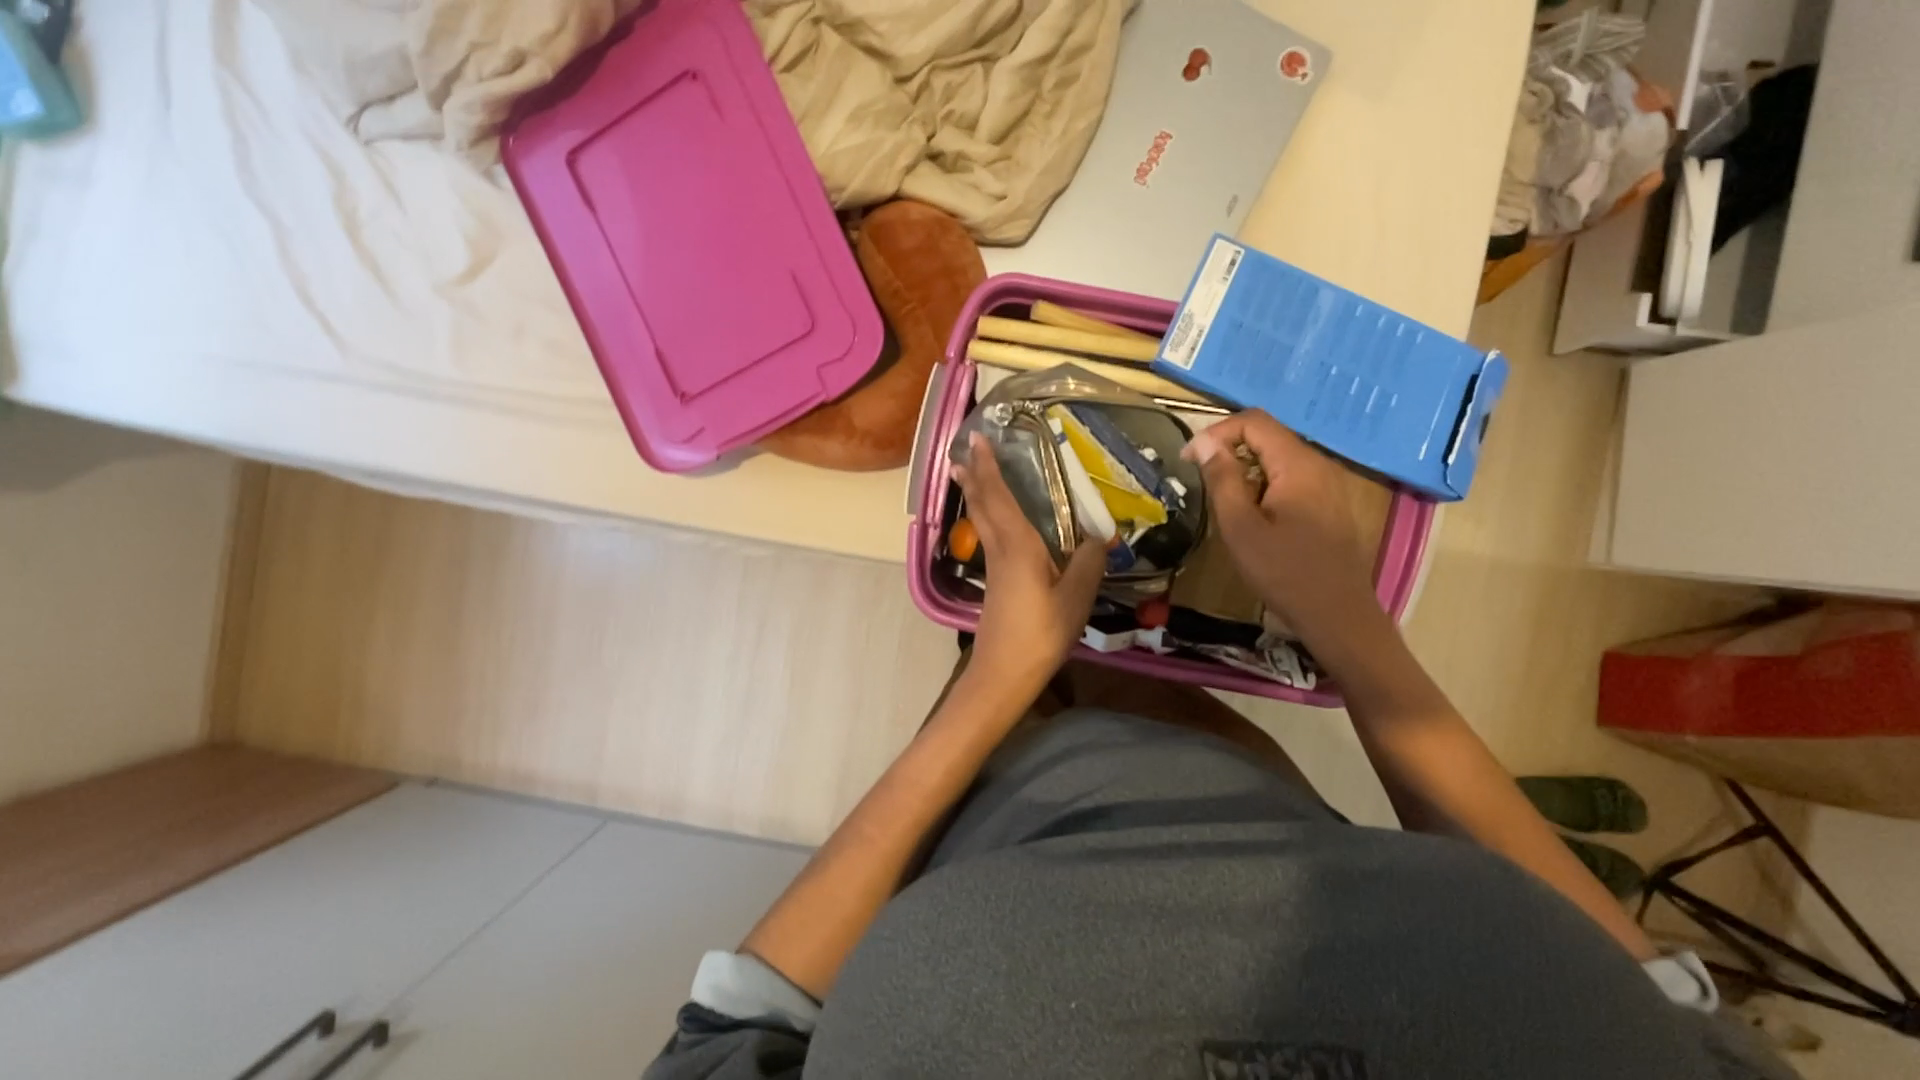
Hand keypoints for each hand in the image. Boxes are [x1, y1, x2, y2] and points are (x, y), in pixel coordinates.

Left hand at [951, 432, 1106, 696]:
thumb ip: (1088, 561)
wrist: (1004, 674)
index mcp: (1018, 546)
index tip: (976, 440)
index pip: (999, 497)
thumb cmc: (1040, 633)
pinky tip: (997, 526)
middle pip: (982, 506)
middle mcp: (1000, 550)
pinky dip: (987, 518)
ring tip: (969, 477)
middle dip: (974, 477)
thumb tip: (1102, 533)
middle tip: (964, 452)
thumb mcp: (1076, 597)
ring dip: (976, 496)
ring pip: (981, 522)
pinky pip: (990, 539)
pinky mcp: (996, 585)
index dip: (988, 467)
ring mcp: (995, 569)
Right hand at [1181, 411, 1380, 643]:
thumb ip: (1222, 479)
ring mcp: (1328, 484)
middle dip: (1229, 448)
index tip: (1188, 461)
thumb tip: (1203, 443)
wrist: (1337, 615)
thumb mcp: (1240, 527)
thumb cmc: (1284, 572)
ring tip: (1222, 499)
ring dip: (1245, 468)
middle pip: (1268, 435)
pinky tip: (1251, 514)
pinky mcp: (1329, 504)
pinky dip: (1264, 484)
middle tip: (1200, 478)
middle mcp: (1318, 464)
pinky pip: (1291, 478)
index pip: (1253, 421)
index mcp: (1297, 464)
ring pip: (1278, 457)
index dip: (1216, 432)